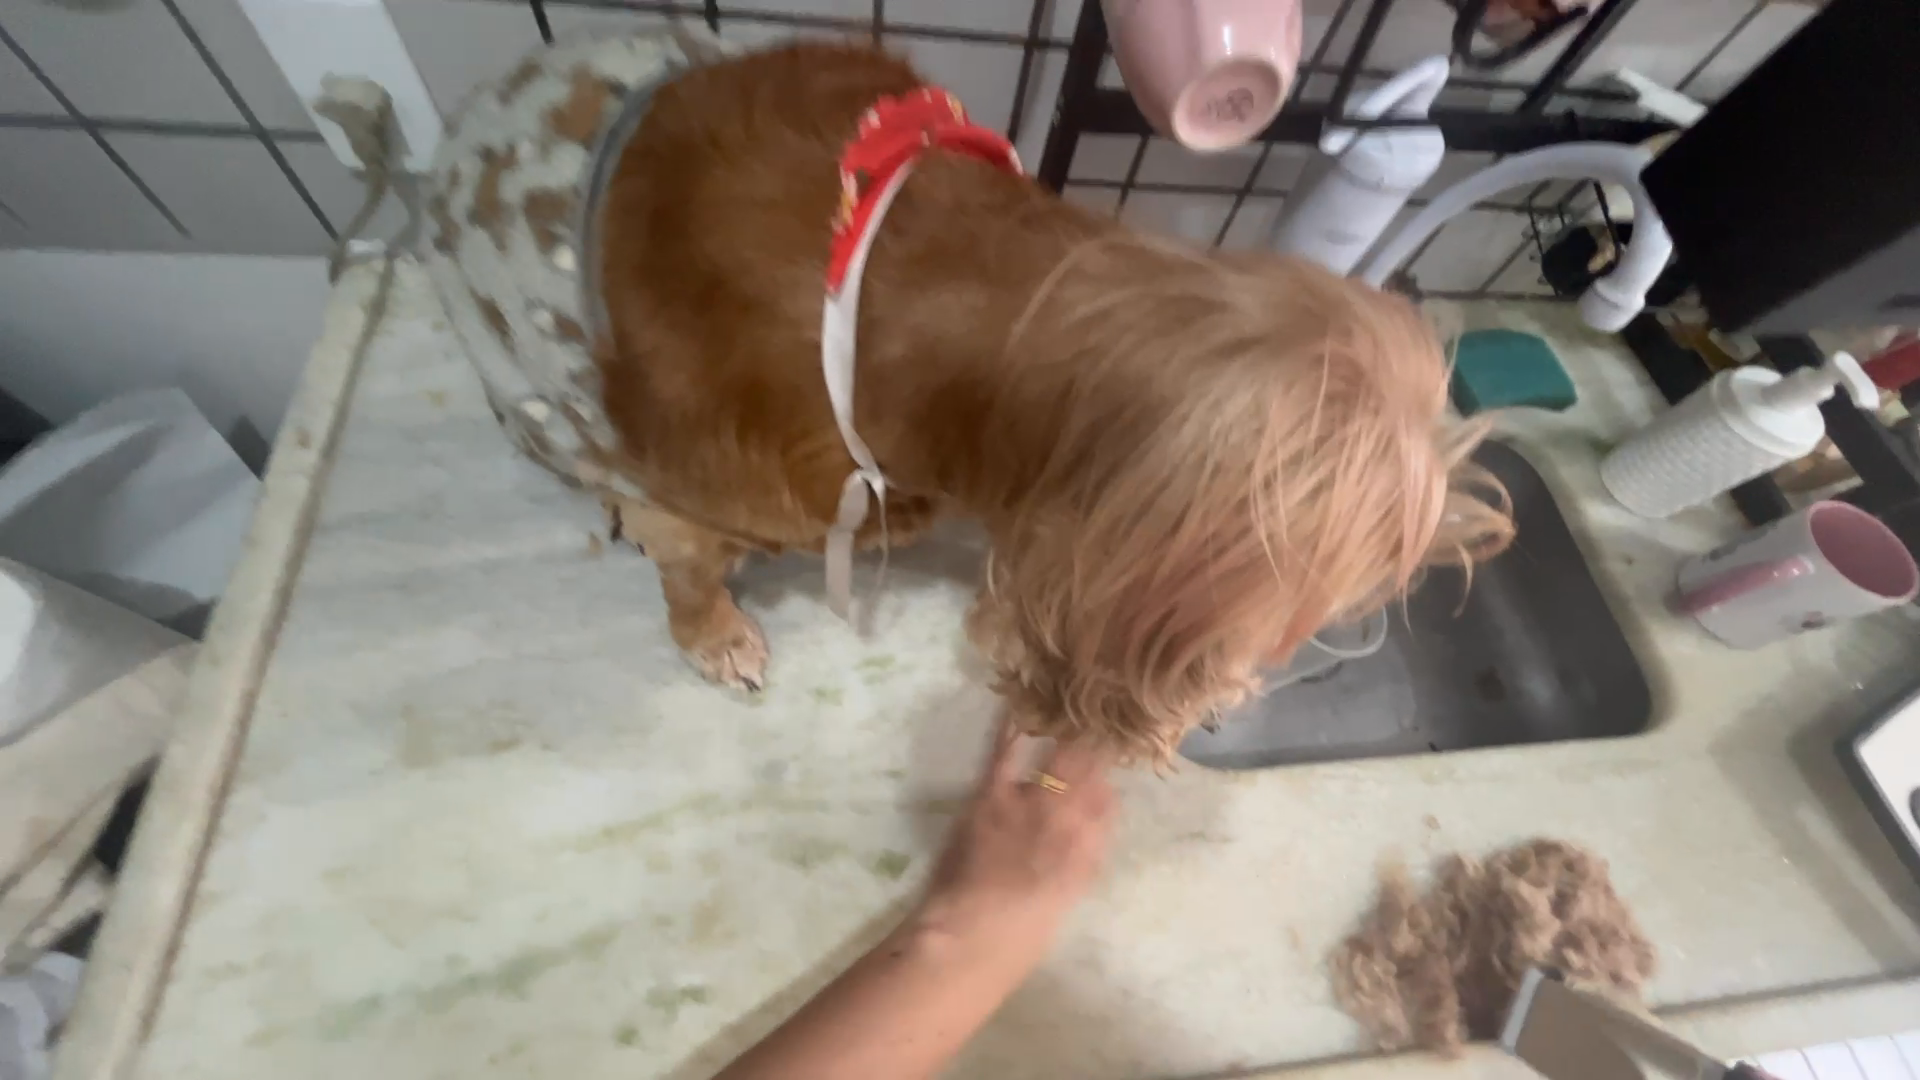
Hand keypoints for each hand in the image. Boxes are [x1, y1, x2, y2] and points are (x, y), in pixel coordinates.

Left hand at [912, 719, 1116, 953]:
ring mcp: (1030, 802)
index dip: (1106, 784)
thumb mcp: (1062, 898)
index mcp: (1085, 849)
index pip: (1105, 805)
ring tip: (1074, 707)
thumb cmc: (1016, 932)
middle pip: (1089, 775)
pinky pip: (1004, 753)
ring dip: (1068, 735)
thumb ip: (1082, 859)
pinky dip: (1009, 728)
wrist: (967, 935)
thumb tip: (1093, 824)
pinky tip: (1015, 704)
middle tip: (1098, 723)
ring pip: (1058, 760)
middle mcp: (1067, 819)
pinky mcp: (992, 794)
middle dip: (1095, 748)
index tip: (1108, 766)